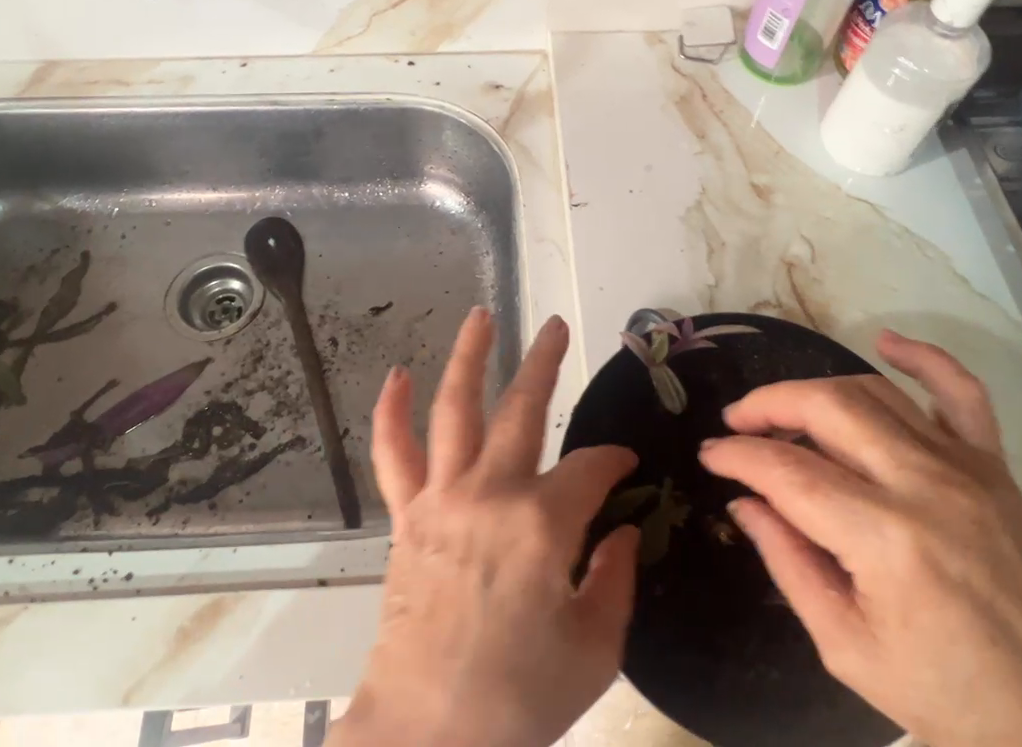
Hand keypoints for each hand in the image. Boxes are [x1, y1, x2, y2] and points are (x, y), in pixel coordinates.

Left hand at [331, 309, 640, 746]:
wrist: (430, 732)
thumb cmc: (520, 696)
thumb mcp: (596, 646)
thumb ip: (616, 577)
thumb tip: (624, 531)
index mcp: (544, 523)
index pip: (593, 468)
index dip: (615, 461)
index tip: (627, 466)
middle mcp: (490, 493)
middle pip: (524, 410)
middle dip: (545, 363)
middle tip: (558, 327)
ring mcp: (441, 499)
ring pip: (455, 410)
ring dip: (469, 357)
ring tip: (481, 316)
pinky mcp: (406, 518)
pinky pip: (394, 454)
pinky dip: (393, 412)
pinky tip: (399, 377)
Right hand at [698, 330, 1021, 746]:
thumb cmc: (952, 699)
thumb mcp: (848, 649)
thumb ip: (790, 565)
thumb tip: (745, 504)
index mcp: (885, 540)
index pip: (788, 472)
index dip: (737, 456)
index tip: (708, 455)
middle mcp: (925, 485)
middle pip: (827, 409)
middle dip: (768, 406)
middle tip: (735, 424)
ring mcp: (967, 468)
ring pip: (876, 394)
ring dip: (818, 390)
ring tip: (782, 410)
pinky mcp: (995, 468)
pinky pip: (962, 393)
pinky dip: (924, 358)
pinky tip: (886, 341)